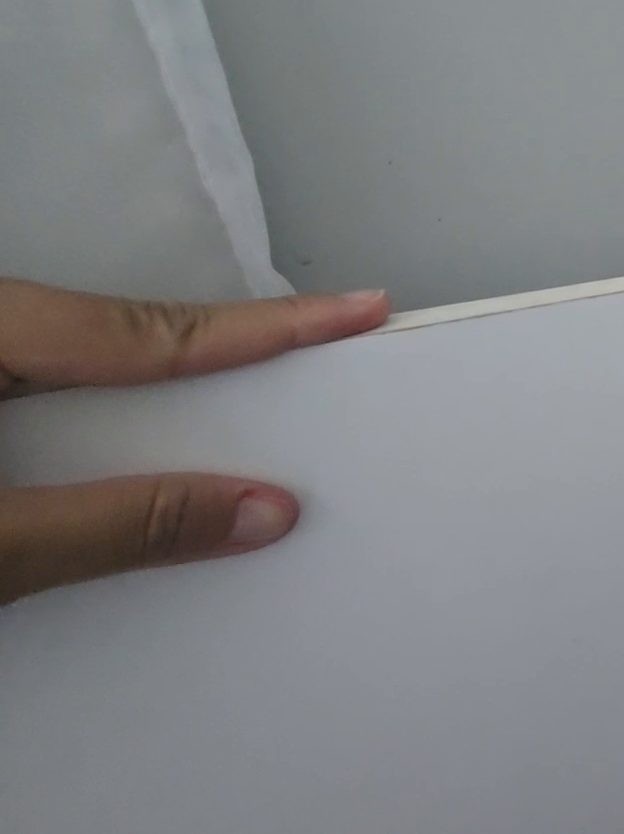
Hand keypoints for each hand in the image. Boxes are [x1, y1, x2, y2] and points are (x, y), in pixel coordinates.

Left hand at [0, 280, 389, 603]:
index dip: (277, 326)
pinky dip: (106, 441)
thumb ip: (116, 526)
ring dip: (164, 414)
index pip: (158, 334)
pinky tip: (129, 474)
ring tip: (228, 451)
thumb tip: (262, 513)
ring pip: (87, 379)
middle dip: (230, 366)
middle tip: (323, 372)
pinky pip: (46, 407)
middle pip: (132, 348)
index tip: (365, 308)